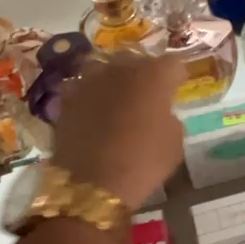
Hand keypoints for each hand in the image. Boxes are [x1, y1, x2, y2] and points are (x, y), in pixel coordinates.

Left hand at [51, 53, 185, 210]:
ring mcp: (91, 80)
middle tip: (148, 96)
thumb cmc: (143, 162)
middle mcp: (121, 68)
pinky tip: (93, 111)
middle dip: (144, 74)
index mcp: (154, 75)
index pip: (173, 64)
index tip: (177, 90)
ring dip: (115, 80)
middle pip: (137, 60)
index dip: (177, 78)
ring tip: (118, 100)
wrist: (92, 183)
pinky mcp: (68, 97)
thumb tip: (160, 113)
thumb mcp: (174, 143)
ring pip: (106, 69)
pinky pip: (84, 87)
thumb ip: (170, 118)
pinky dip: (90, 95)